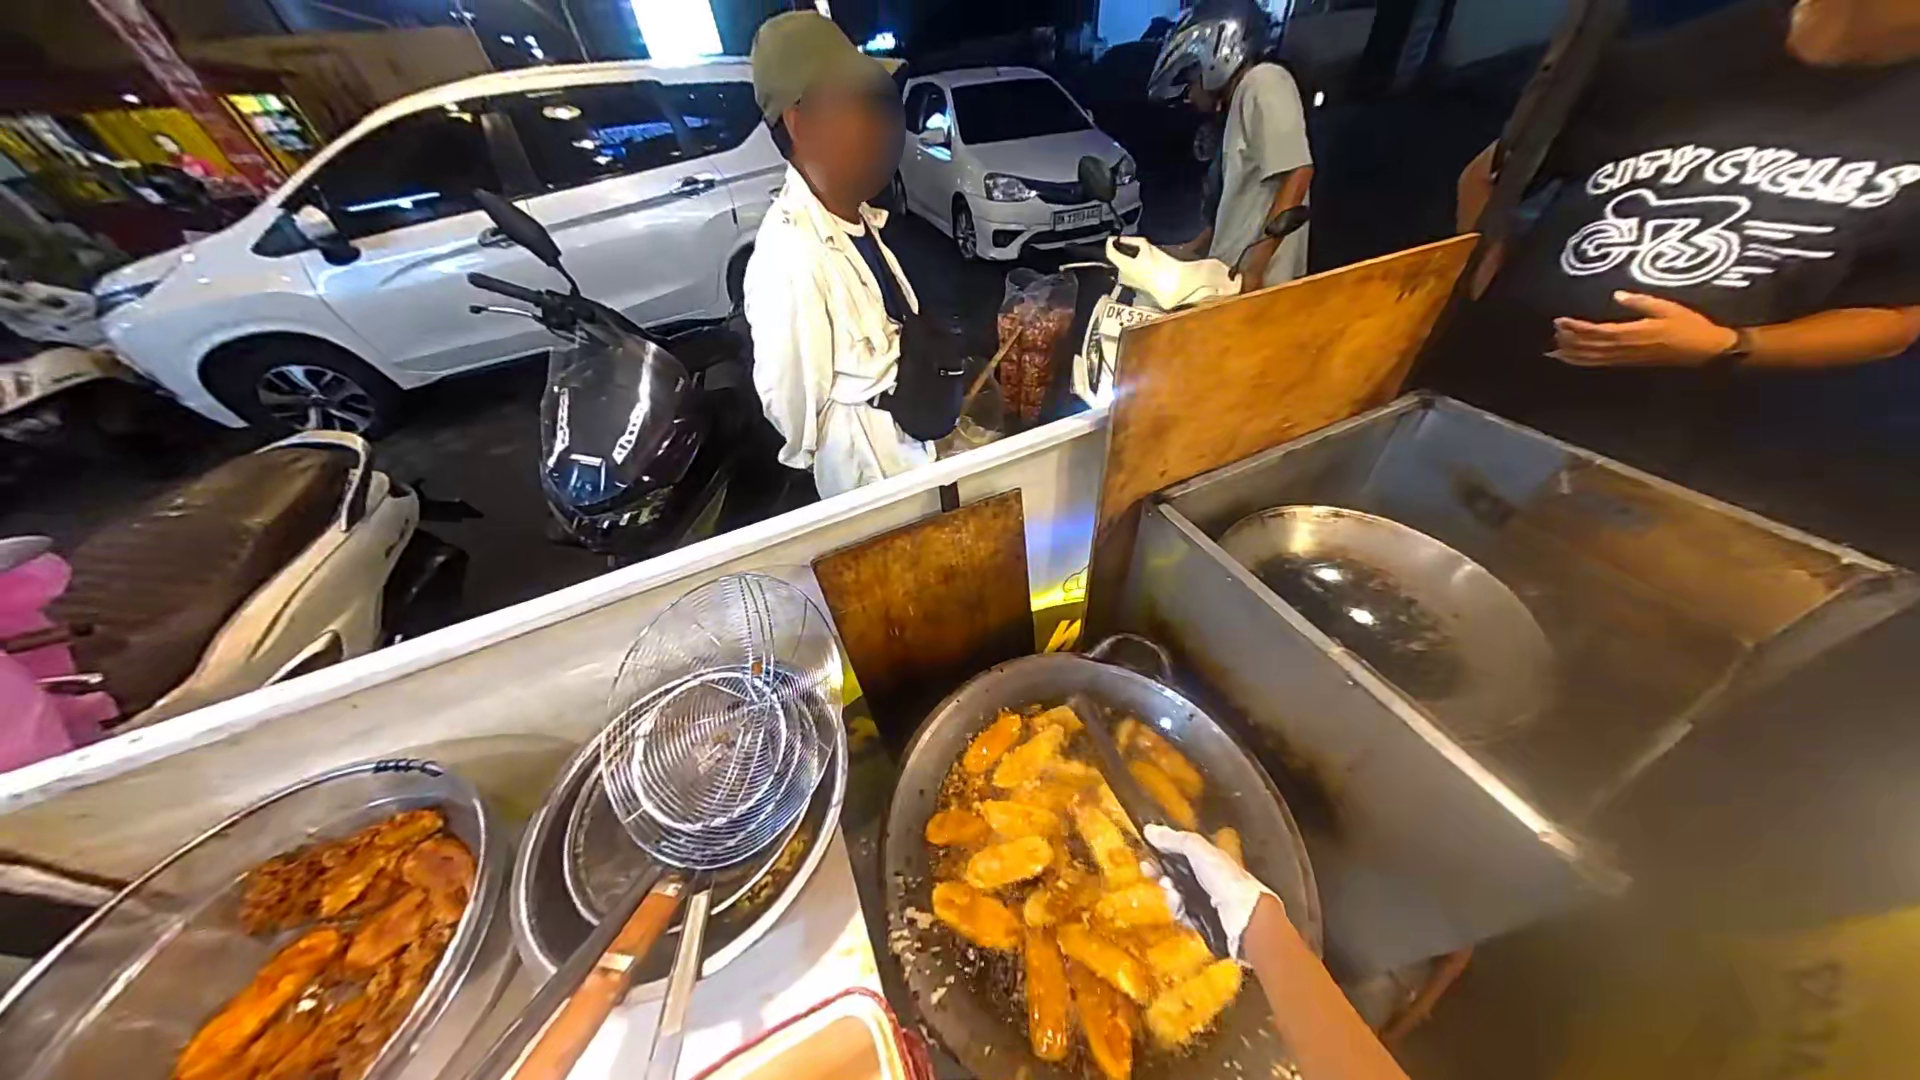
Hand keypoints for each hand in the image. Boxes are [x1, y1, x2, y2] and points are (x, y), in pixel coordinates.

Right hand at [1144, 824, 1276, 958]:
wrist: (1246, 920)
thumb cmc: (1224, 878)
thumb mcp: (1198, 849)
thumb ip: (1174, 839)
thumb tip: (1149, 829)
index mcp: (1211, 858)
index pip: (1182, 849)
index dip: (1164, 847)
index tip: (1146, 846)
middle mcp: (1209, 878)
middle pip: (1176, 872)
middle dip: (1160, 870)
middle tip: (1147, 870)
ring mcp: (1207, 902)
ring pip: (1177, 893)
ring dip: (1168, 890)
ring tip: (1169, 889)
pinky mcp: (1204, 923)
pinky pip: (1183, 914)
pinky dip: (1177, 909)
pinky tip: (1179, 905)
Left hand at [1551, 291, 1738, 366]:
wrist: (1703, 350)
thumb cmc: (1689, 326)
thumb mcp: (1669, 308)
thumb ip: (1641, 302)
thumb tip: (1617, 294)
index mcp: (1630, 332)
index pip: (1593, 330)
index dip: (1573, 326)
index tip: (1559, 320)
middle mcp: (1620, 347)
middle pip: (1584, 344)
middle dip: (1566, 337)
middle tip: (1554, 328)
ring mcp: (1619, 357)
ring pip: (1585, 355)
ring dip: (1567, 350)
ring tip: (1552, 343)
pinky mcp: (1621, 363)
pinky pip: (1593, 363)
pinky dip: (1575, 360)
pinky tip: (1564, 358)